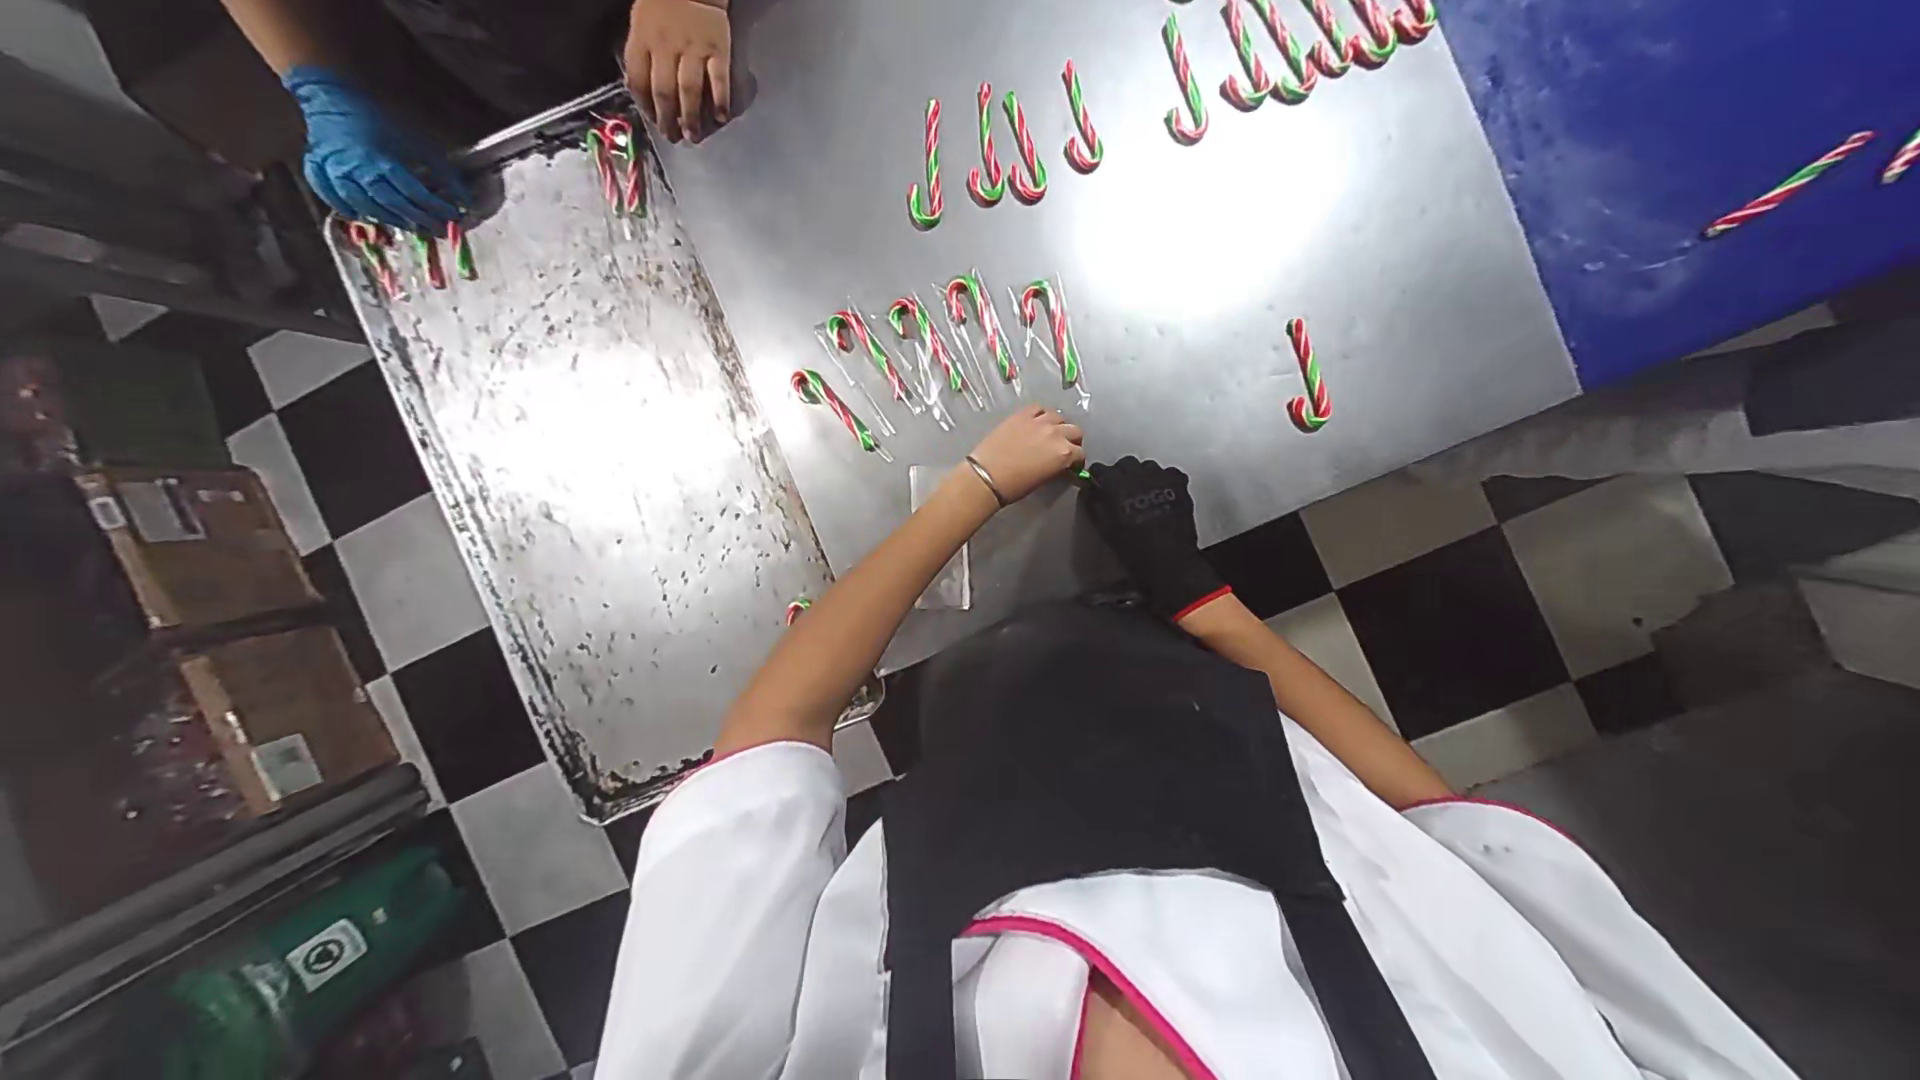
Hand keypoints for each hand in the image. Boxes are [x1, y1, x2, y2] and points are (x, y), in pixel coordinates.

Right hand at [283, 68, 469, 230]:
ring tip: (411, 227)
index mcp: (381, 158)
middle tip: (438, 230)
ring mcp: (332, 169)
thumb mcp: (420, 145)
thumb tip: (468, 202)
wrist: (333, 99)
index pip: (414, 192)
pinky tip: (368, 217)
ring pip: (362, 205)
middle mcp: (355, 167)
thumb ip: (445, 174)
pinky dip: (349, 210)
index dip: (437, 207)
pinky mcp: (316, 168)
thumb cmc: (384, 125)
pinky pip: (330, 196)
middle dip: (418, 220)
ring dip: (389, 220)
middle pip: (390, 203)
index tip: (455, 216)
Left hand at [625, 0, 732, 143]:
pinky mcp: (717, 51)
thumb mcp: (641, 21)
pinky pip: (719, 81)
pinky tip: (721, 118)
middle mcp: (666, 47)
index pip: (638, 79)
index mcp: (643, 39)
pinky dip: (721, 101)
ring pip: (689, 91)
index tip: (653, 121)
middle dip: (667, 120)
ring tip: (693, 136)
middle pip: (664, 92)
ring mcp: (693, 50)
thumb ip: (642, 52)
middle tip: (672, 138)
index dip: (644, 106)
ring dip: (691, 118)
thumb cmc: (664, 2)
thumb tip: (643, 90)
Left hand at [966, 405, 1085, 504]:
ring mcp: (1039, 421)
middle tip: (1064, 447)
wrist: (987, 476)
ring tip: (1050, 433)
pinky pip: (1038, 408)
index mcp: (1064, 453)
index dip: (1077, 460)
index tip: (1072, 464)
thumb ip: (1058, 467)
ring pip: (1058, 417)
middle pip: (1075, 431)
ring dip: (1058, 426)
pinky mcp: (1022, 415)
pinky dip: (1041, 414)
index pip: (1080, 453)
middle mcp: (1056, 433)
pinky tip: (1036, 421)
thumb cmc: (1016, 485)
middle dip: (1072, 440)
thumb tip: (1062, 464)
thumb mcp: (1045, 479)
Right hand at [1080, 456, 1228, 619]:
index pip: (1100, 468)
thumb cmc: (1131, 547)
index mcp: (1115, 485)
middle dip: (1121, 473)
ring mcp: (1160, 476)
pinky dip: (1164, 479)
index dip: (1099, 477)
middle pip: (1125, 463)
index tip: (1098, 484)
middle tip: (1122, 489)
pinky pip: (1168, 472)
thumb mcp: (1104, 527)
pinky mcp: (1179, 482)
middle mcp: (1137, 474)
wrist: (1168, 560)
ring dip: (1142, 475)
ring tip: (1144, 491)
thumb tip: (1088, 488)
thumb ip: (1093, 504)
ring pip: (1147, 466)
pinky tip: (1164, 492)